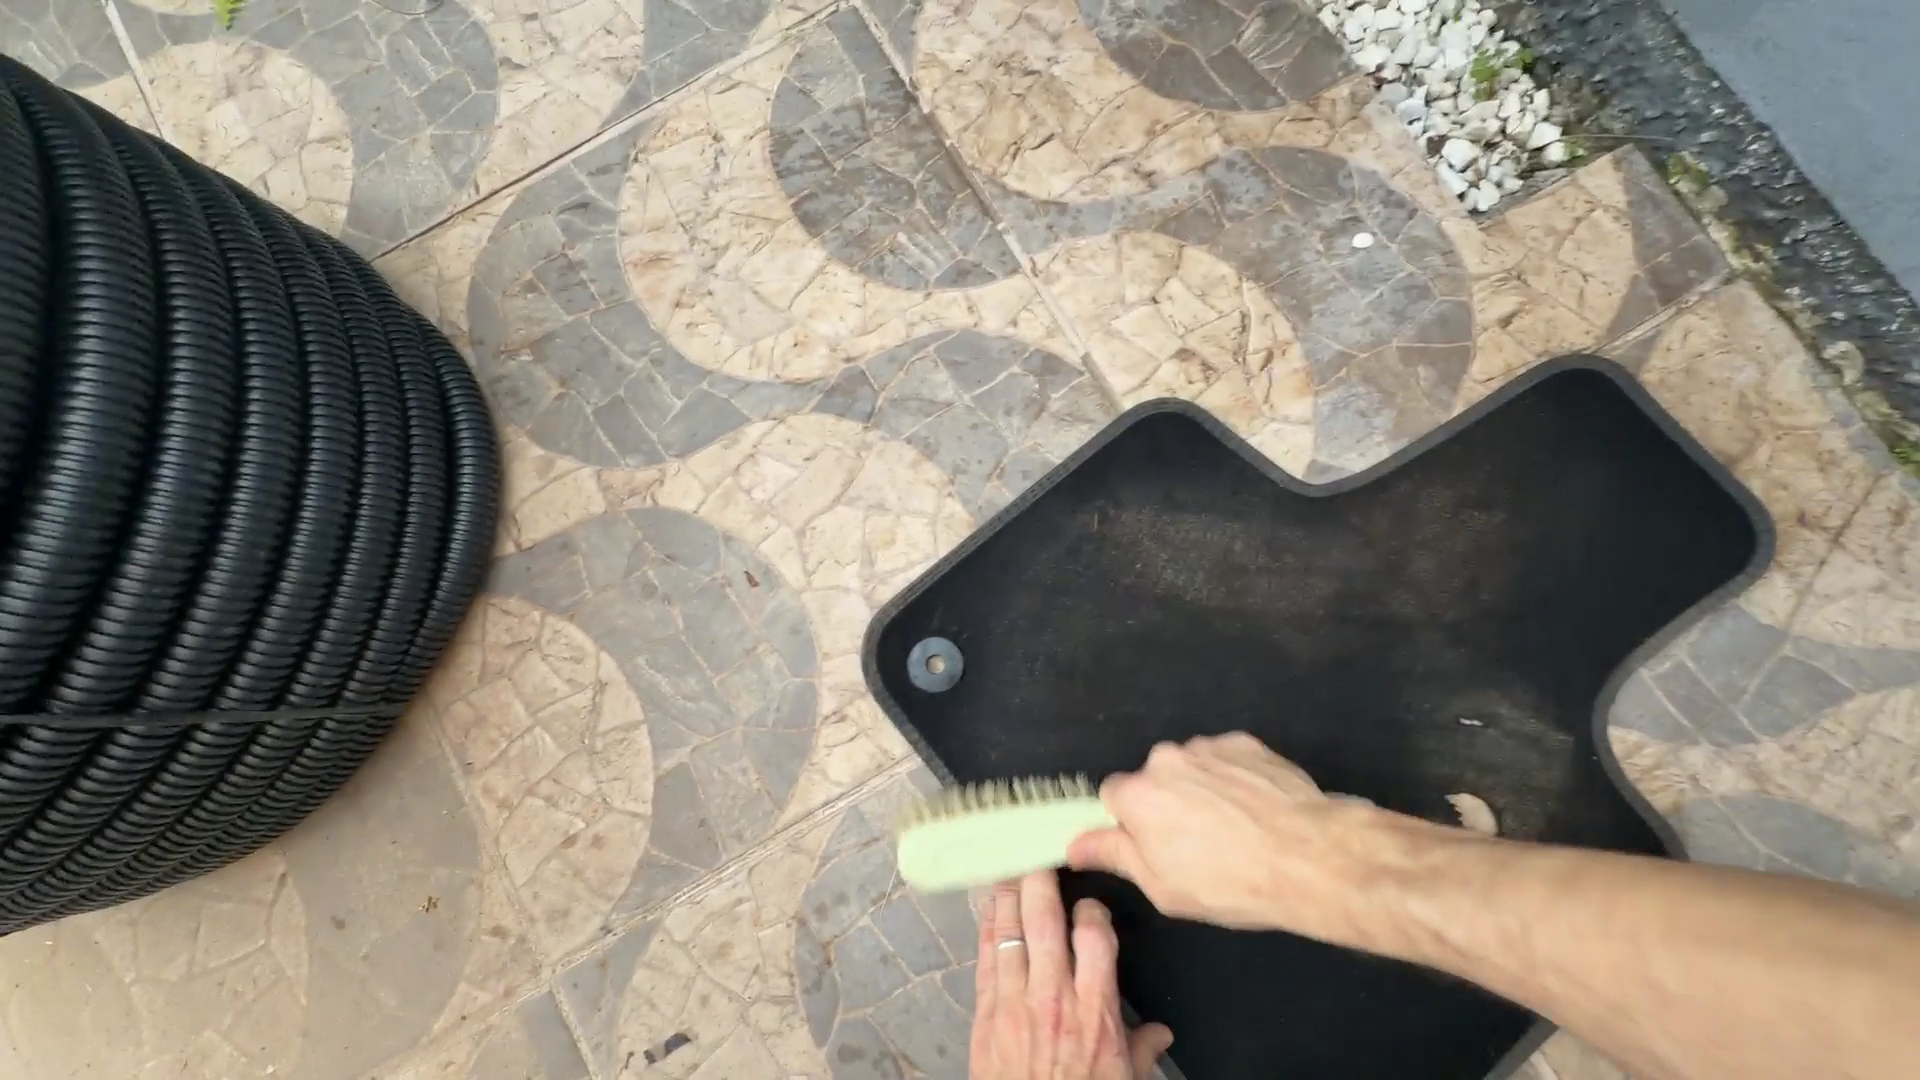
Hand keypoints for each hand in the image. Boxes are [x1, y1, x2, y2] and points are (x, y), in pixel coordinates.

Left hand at [969, 871, 1173, 1078]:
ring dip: (1009, 894)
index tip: (1087, 902)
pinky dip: (987, 926)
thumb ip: (1141, 1050)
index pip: (1094, 934)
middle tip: (1038, 855)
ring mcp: (1015, 1001)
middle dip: (1041, 880)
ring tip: (1010, 867)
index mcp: (1094, 1009)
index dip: (1090, 909)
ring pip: (1010, 930)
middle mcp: (1054, 995)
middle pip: (1045, 918)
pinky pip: (986, 957)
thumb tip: (1161, 1032)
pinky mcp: (986, 1014)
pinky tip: (990, 905)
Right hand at [1067, 733, 1461, 944]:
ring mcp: (1206, 746)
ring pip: (1190, 766)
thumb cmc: (1230, 882)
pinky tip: (1256, 808)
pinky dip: (1233, 777)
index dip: (1130, 821)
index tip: (1154, 843)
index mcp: (1137, 794)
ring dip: (1201, 788)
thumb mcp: (1162, 886)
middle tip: (1199, 841)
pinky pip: (1225, 757)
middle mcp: (1164, 758)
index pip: (1111, 795)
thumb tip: (1074, 844)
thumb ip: (1113, 855)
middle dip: (1167, 802)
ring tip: (1235, 825)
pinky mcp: (1243, 741)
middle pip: (1153, 778)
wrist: (1310, 856)